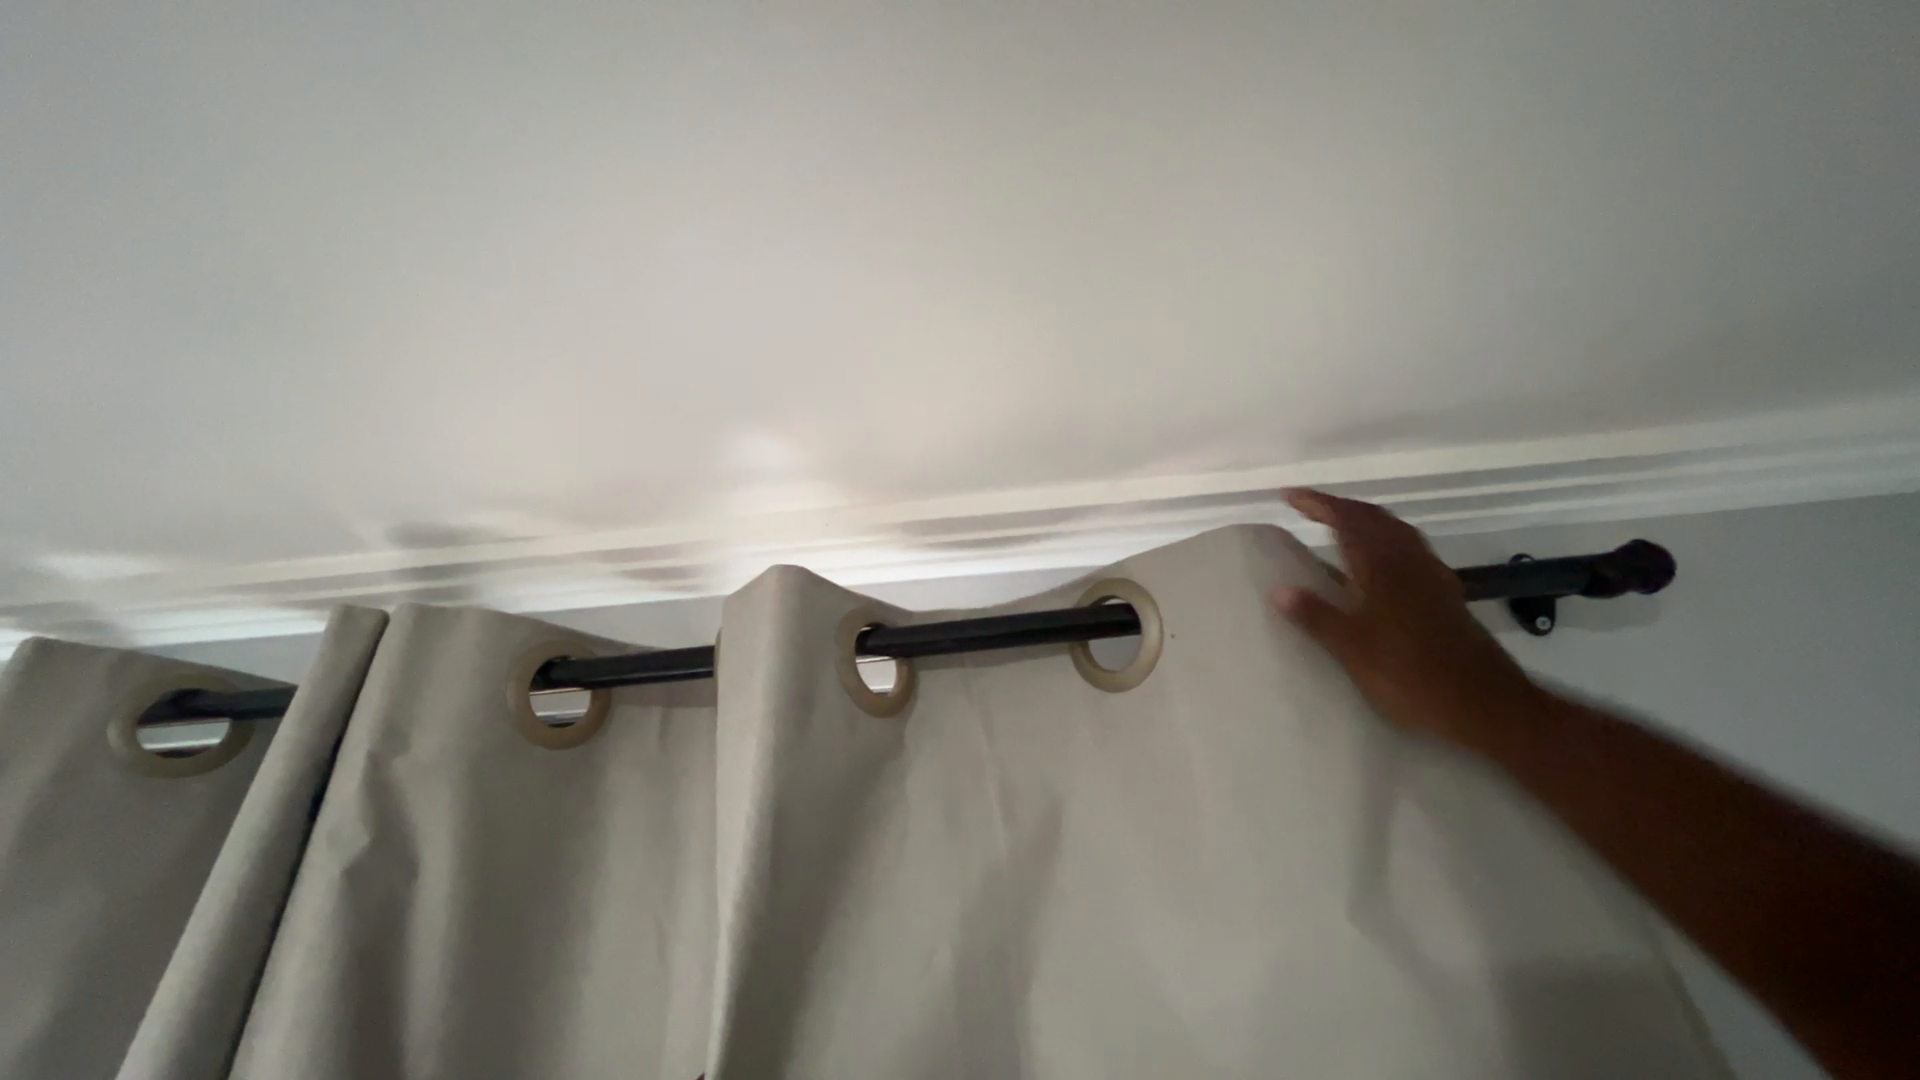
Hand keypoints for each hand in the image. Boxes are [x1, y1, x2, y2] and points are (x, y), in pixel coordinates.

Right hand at [1269, 489, 1543, 749]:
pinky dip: (1386, 544)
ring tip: (1339, 528)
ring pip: (1396, 533)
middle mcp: (1410, 563)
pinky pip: (1410, 552)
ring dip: (1366, 522)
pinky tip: (1378, 565)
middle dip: (1341, 507)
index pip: (1347, 521)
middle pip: (1375, 519)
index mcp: (1383, 569)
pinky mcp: (1445, 596)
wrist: (1485, 704)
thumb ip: (1316, 617)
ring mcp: (1432, 578)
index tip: (1289, 495)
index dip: (1318, 504)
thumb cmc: (1410, 675)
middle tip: (1310, 507)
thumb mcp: (1352, 649)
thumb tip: (1280, 590)